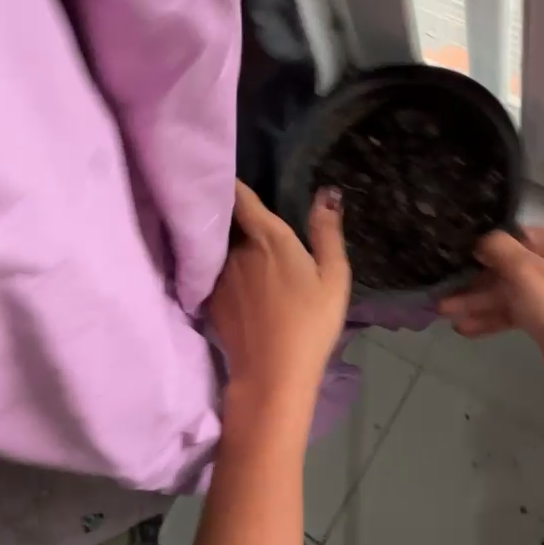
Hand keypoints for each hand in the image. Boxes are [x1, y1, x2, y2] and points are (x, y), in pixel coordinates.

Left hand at [209, 182, 350, 404]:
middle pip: (228, 221)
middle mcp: (236, 249)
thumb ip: (327, 231)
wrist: (272, 374)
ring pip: (220, 248)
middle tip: (243, 211)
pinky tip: (234, 280)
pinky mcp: (209, 300)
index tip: (230, 170)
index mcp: (268, 237)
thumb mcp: (334, 276)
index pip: (240, 197)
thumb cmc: (311, 322)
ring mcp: (218, 275)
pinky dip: (220, 269)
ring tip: (239, 245)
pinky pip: (214, 273)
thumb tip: (326, 193)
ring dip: (226, 242)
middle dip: (232, 213)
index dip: (233, 182)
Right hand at [437, 226, 543, 389]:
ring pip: (504, 291)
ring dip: (475, 301)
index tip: (450, 253)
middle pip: (503, 265)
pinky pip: (511, 312)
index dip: (481, 244)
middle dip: (472, 279)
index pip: (509, 234)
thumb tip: (480, 240)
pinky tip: (463, 328)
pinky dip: (490, 318)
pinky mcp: (543, 318)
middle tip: (439, 289)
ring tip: (441, 312)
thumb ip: (498, 247)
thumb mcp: (525, 270)